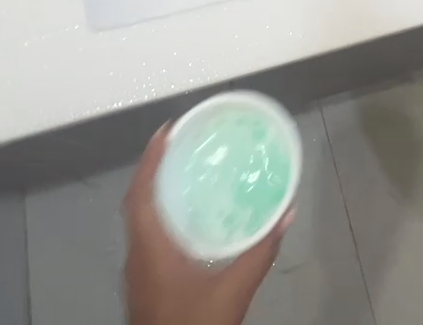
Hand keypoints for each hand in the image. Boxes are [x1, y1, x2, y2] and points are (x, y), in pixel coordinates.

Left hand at [122, 124, 293, 324]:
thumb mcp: (233, 293)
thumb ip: (260, 252)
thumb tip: (286, 213)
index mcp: (150, 249)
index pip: (141, 193)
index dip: (150, 159)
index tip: (167, 130)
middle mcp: (136, 257)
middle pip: (136, 203)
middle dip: (152, 170)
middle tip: (178, 145)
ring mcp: (137, 275)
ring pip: (138, 222)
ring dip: (154, 194)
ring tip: (182, 174)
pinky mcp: (143, 289)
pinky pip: (145, 238)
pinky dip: (159, 217)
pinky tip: (184, 222)